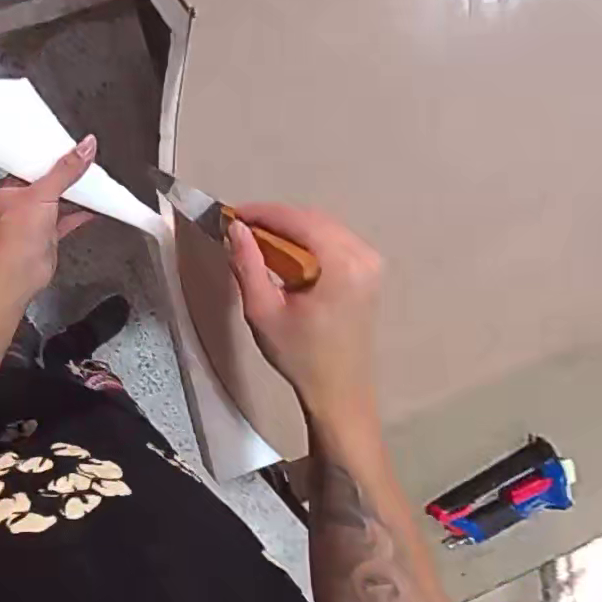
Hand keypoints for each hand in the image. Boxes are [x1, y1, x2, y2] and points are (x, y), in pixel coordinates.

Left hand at [0, 136, 98, 297]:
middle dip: (65, 174)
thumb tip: (84, 148)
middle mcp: (20, 204)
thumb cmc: (16, 238)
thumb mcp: (43, 194)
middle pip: (47, 182)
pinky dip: (79, 213)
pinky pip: (66, 219)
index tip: (68, 144)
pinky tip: (93, 207)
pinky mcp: (47, 236)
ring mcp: (34, 221)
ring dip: (75, 194)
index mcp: (9, 189)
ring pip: (58, 201)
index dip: (49, 154)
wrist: (19, 273)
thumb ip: (66, 170)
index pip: (31, 164)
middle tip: (84, 160)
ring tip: (92, 179)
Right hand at [225, 204, 383, 419]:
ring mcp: (371, 262)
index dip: (262, 213)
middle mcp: (364, 255)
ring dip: (288, 229)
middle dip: (274, 219)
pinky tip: (281, 252)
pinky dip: (304, 241)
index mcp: (342, 264)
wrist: (338, 388)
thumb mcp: (262, 311)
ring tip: (254, 239)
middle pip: (313, 219)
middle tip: (237, 227)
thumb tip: (235, 229)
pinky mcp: (368, 271)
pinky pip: (332, 242)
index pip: (298, 221)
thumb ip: (247, 266)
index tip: (230, 214)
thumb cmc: (298, 355)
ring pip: (323, 228)